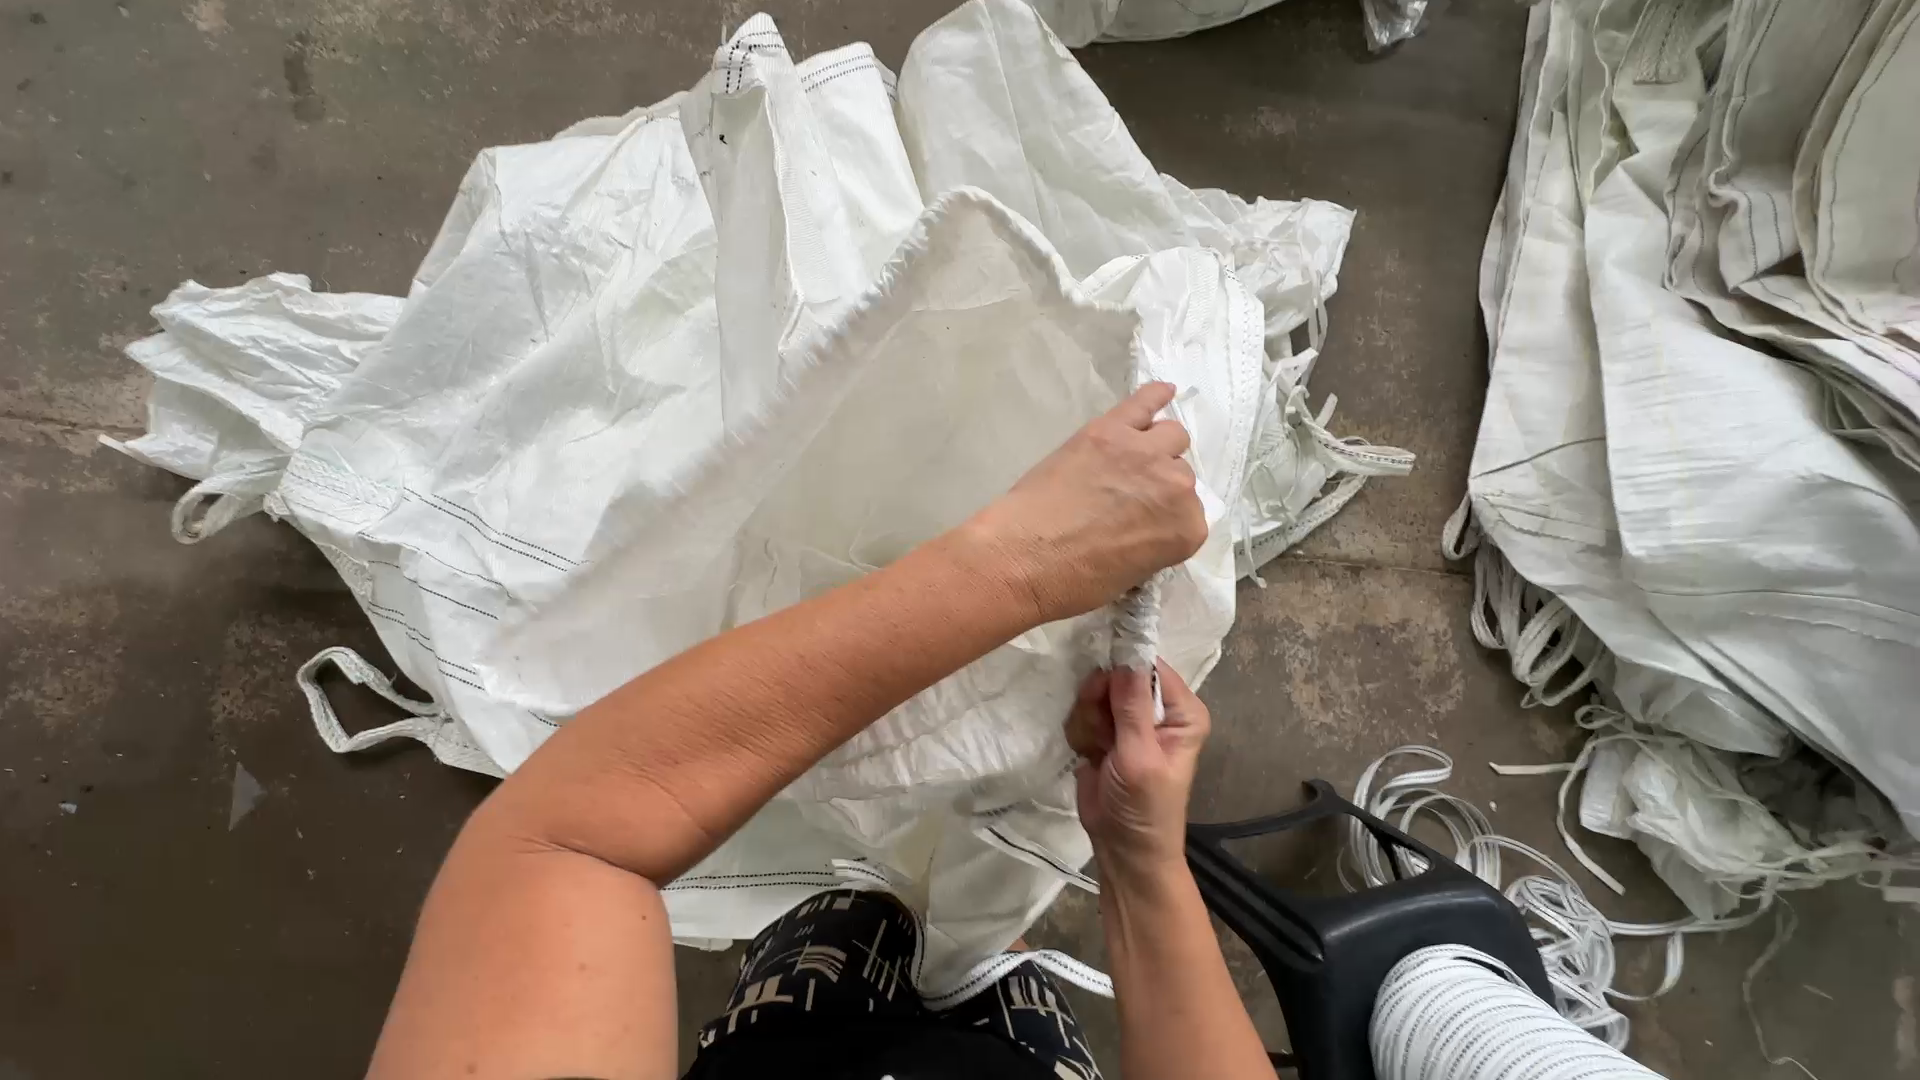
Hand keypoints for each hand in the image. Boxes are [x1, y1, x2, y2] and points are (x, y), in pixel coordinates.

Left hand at [963, 382, 1206, 624]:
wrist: (1021, 558)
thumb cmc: (1072, 581)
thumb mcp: (1130, 574)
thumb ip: (1154, 540)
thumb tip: (1145, 522)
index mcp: (1188, 530)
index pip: (1190, 512)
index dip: (1162, 516)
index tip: (1141, 521)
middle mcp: (1178, 486)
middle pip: (1180, 471)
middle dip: (1157, 483)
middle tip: (1125, 496)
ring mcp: (1144, 453)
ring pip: (1170, 435)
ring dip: (1154, 447)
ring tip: (1127, 460)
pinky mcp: (1109, 430)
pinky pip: (1145, 402)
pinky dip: (1154, 396)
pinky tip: (1162, 392)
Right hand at [1065, 662, 1209, 881]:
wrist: (1123, 851)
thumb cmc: (1144, 808)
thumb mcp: (1140, 757)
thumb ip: (1132, 707)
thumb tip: (1127, 657)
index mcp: (1181, 710)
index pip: (1148, 666)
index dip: (1121, 672)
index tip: (1103, 692)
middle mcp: (1157, 709)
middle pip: (1115, 676)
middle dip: (1099, 701)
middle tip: (1102, 732)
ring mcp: (1128, 720)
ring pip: (1093, 694)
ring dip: (1088, 722)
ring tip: (1099, 751)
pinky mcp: (1104, 733)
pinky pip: (1082, 713)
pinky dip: (1081, 734)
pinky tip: (1090, 756)